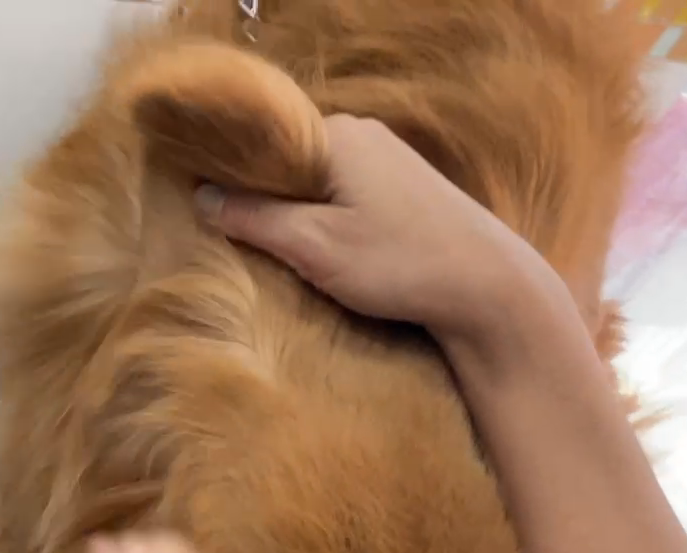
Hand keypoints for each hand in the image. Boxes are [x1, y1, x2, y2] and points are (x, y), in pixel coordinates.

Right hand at [193, 114, 558, 348]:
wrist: (485, 285)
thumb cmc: (396, 261)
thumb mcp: (312, 244)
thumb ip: (254, 218)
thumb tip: (201, 197)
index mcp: (338, 135)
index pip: (262, 144)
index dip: (228, 176)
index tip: (201, 210)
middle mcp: (361, 134)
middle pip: (285, 161)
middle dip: (255, 195)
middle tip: (226, 237)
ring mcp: (383, 158)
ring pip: (310, 180)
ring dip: (284, 210)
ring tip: (262, 246)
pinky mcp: (396, 186)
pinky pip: (334, 192)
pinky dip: (312, 216)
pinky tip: (306, 245)